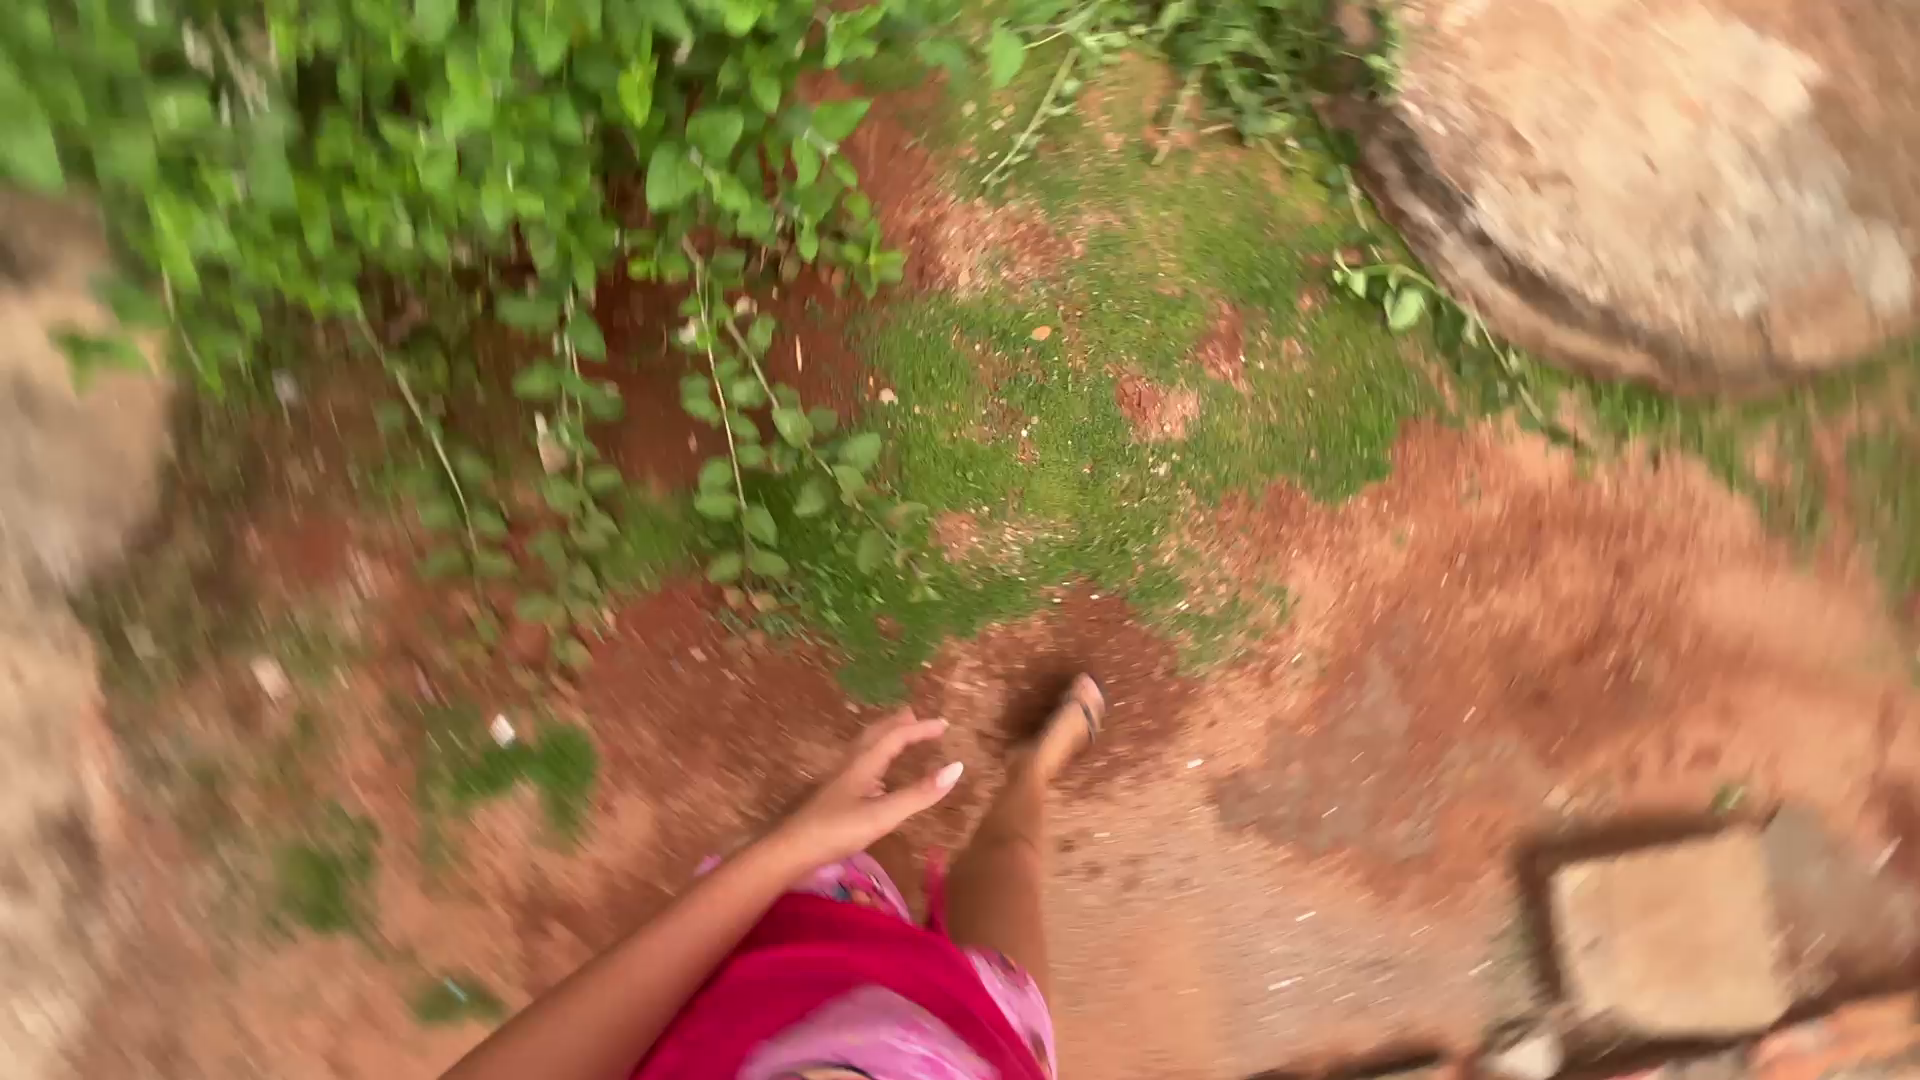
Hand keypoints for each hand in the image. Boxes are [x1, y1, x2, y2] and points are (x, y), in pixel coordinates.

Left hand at [766, 710, 963, 871]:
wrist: (790, 850)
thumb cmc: (838, 830)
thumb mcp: (883, 814)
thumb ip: (919, 793)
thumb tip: (956, 767)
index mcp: (865, 763)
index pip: (897, 736)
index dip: (921, 729)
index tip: (944, 724)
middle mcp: (852, 764)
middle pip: (877, 733)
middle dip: (898, 723)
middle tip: (917, 716)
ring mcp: (840, 779)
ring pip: (865, 747)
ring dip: (885, 736)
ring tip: (898, 736)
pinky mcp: (834, 795)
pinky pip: (860, 764)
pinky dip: (875, 758)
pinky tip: (877, 778)